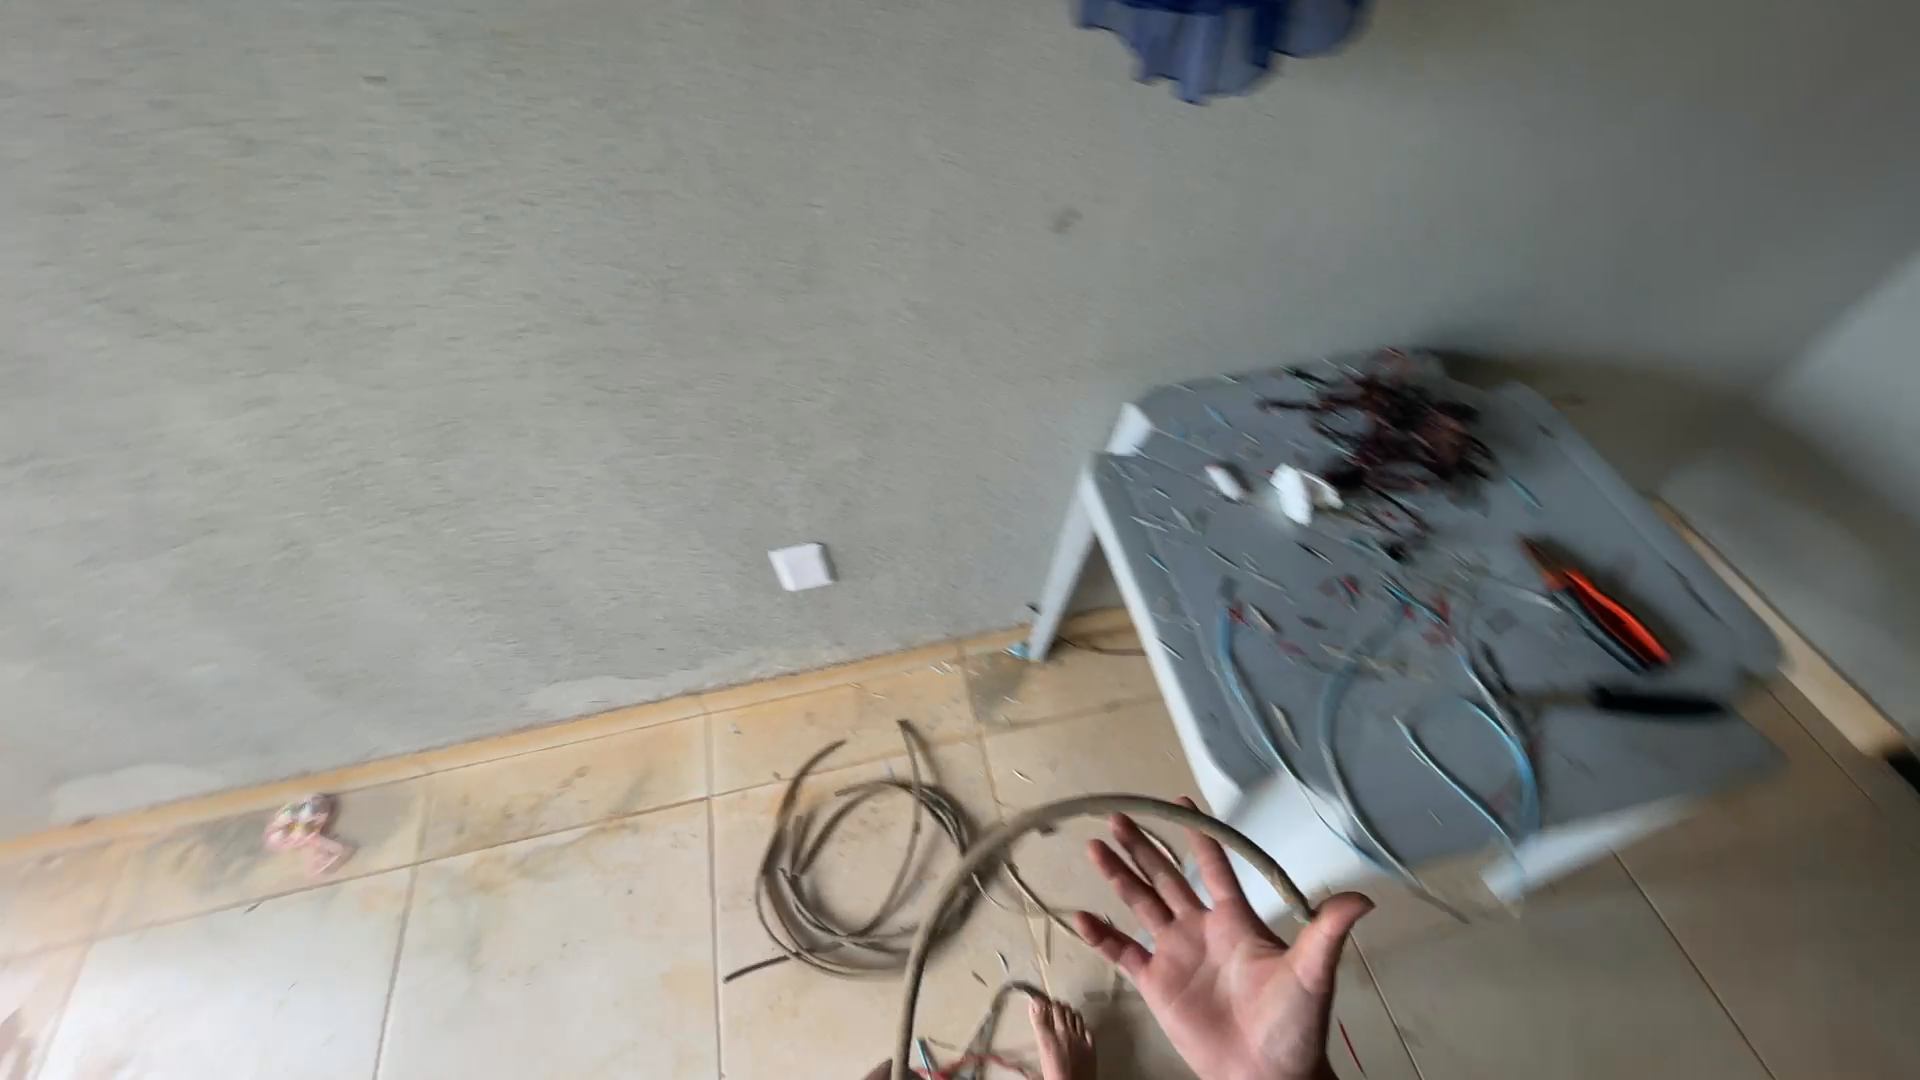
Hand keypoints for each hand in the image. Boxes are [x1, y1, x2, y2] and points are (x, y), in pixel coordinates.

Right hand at [1072, 798, 1372, 1079]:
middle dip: (1142, 845)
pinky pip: (1122, 951)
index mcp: (1233, 918)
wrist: (1267, 1079)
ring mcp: (1174, 952)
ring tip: (1094, 848)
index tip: (1180, 800)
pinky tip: (1080, 916)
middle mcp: (1199, 926)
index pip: (1213, 865)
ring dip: (1118, 875)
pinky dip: (1101, 935)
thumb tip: (1364, 898)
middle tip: (1118, 816)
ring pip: (1139, 902)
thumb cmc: (1294, 1025)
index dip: (1198, 833)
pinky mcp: (1156, 982)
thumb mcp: (1312, 974)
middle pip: (1165, 875)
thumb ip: (1327, 932)